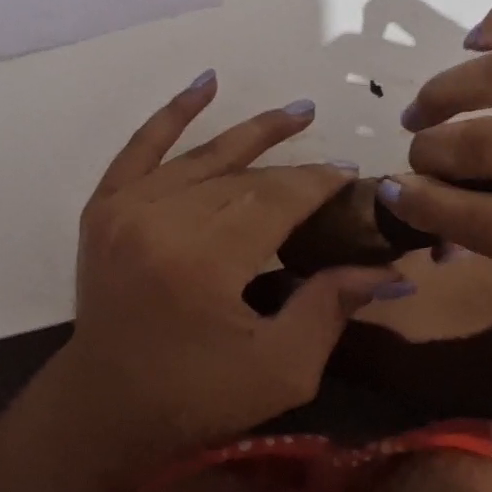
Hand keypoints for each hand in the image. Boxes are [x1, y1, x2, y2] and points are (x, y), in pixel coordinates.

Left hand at [48, 72, 406, 463]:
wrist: (103, 407)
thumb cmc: (195, 397)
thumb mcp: (280, 370)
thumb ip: (330, 308)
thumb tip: (388, 269)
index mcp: (204, 262)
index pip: (274, 200)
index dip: (316, 184)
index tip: (350, 175)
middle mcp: (162, 221)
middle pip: (243, 179)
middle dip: (293, 170)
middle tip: (332, 164)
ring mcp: (126, 208)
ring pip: (203, 158)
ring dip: (252, 132)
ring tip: (298, 111)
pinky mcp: (104, 207)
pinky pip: (141, 147)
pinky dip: (173, 113)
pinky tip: (206, 83)